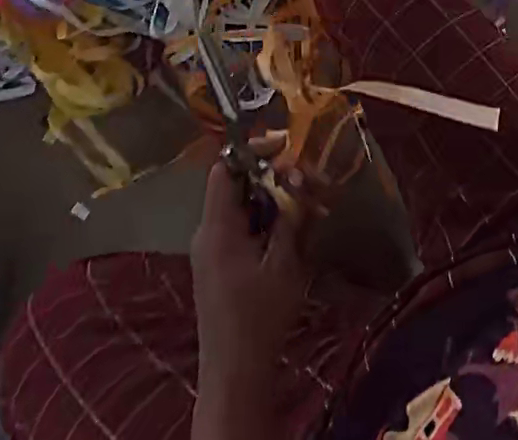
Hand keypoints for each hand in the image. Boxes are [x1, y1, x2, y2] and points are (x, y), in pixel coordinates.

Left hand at [192, 152, 308, 389]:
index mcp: (217, 226)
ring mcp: (211, 250)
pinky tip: (294, 230)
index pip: (225, 169)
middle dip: (273, 177)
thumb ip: (289, 216)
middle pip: (237, 187)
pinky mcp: (220, 265)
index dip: (252, 150)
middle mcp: (208, 232)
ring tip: (310, 205)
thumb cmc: (259, 315)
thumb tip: (298, 177)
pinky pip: (242, 228)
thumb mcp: (283, 263)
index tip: (284, 144)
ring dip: (274, 202)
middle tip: (307, 178)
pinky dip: (266, 222)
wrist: (234, 372)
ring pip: (243, 208)